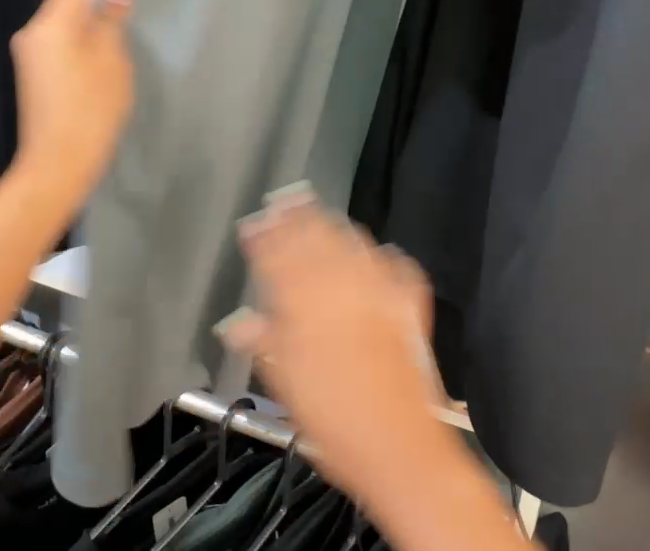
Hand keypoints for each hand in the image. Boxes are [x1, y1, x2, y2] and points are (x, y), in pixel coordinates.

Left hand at [9, 0, 133, 206]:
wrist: (57, 165)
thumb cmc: (90, 108)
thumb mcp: (112, 60)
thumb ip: (112, 20)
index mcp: (49, 23)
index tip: (130, 4)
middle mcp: (31, 33)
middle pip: (67, 5)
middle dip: (98, 12)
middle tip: (127, 33)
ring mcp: (27, 57)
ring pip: (64, 28)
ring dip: (89, 34)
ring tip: (115, 57)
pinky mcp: (31, 78)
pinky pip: (58, 49)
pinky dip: (78, 52)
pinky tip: (98, 75)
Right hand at [223, 191, 456, 502]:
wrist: (398, 446)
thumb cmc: (331, 420)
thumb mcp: (284, 383)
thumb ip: (265, 343)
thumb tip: (241, 323)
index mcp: (303, 304)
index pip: (277, 258)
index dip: (262, 238)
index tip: (253, 224)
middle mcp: (340, 288)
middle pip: (314, 240)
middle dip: (296, 218)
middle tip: (283, 202)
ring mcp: (378, 294)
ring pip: (353, 244)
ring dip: (334, 226)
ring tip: (321, 213)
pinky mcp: (408, 307)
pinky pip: (398, 268)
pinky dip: (385, 256)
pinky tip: (379, 250)